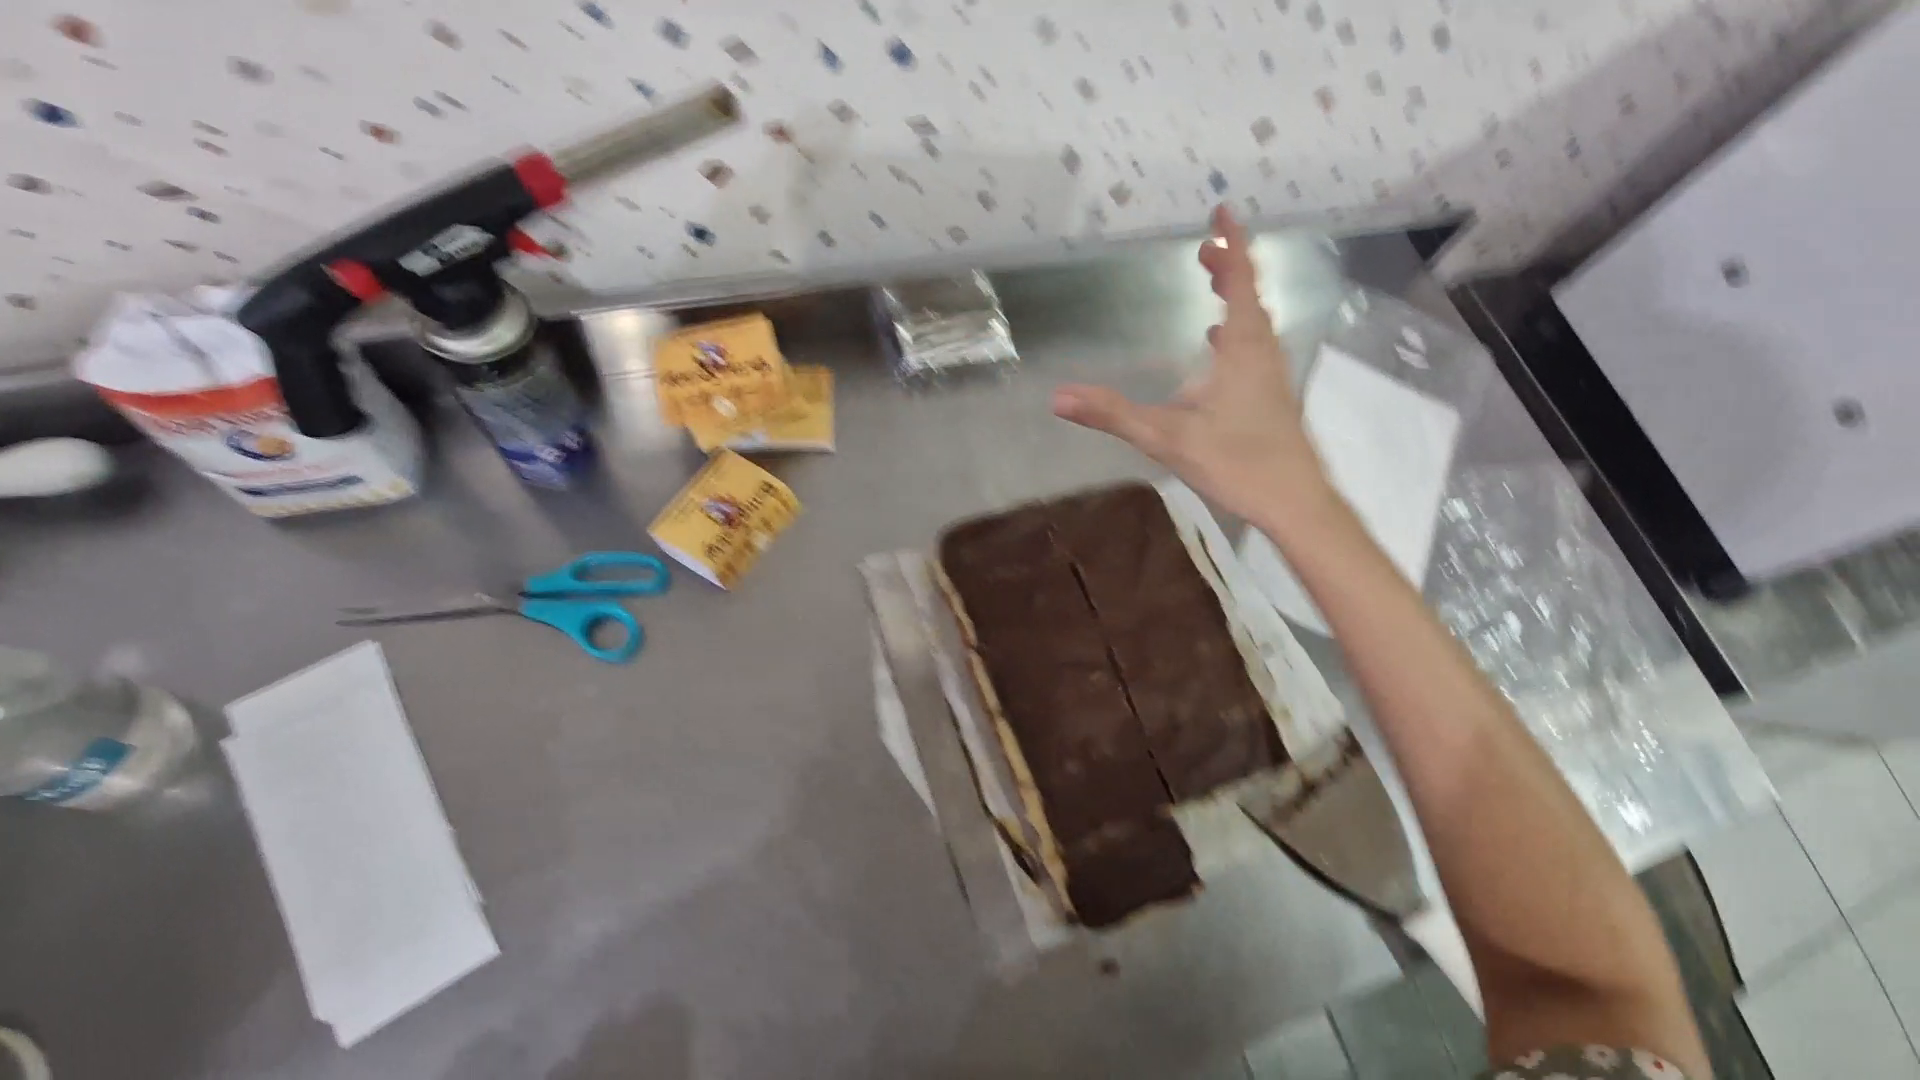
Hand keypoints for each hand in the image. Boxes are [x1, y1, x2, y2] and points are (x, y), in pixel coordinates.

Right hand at [1052, 205, 1330, 524]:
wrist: (1295, 503)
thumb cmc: (1237, 462)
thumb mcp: (1166, 437)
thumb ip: (1112, 414)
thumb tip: (1058, 397)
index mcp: (1244, 349)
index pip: (1241, 280)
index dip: (1232, 243)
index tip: (1222, 210)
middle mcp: (1264, 353)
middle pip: (1251, 296)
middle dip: (1229, 267)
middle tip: (1203, 250)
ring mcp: (1273, 376)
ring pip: (1257, 323)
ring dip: (1236, 298)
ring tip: (1213, 286)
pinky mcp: (1273, 398)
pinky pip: (1256, 347)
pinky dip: (1238, 333)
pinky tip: (1219, 350)